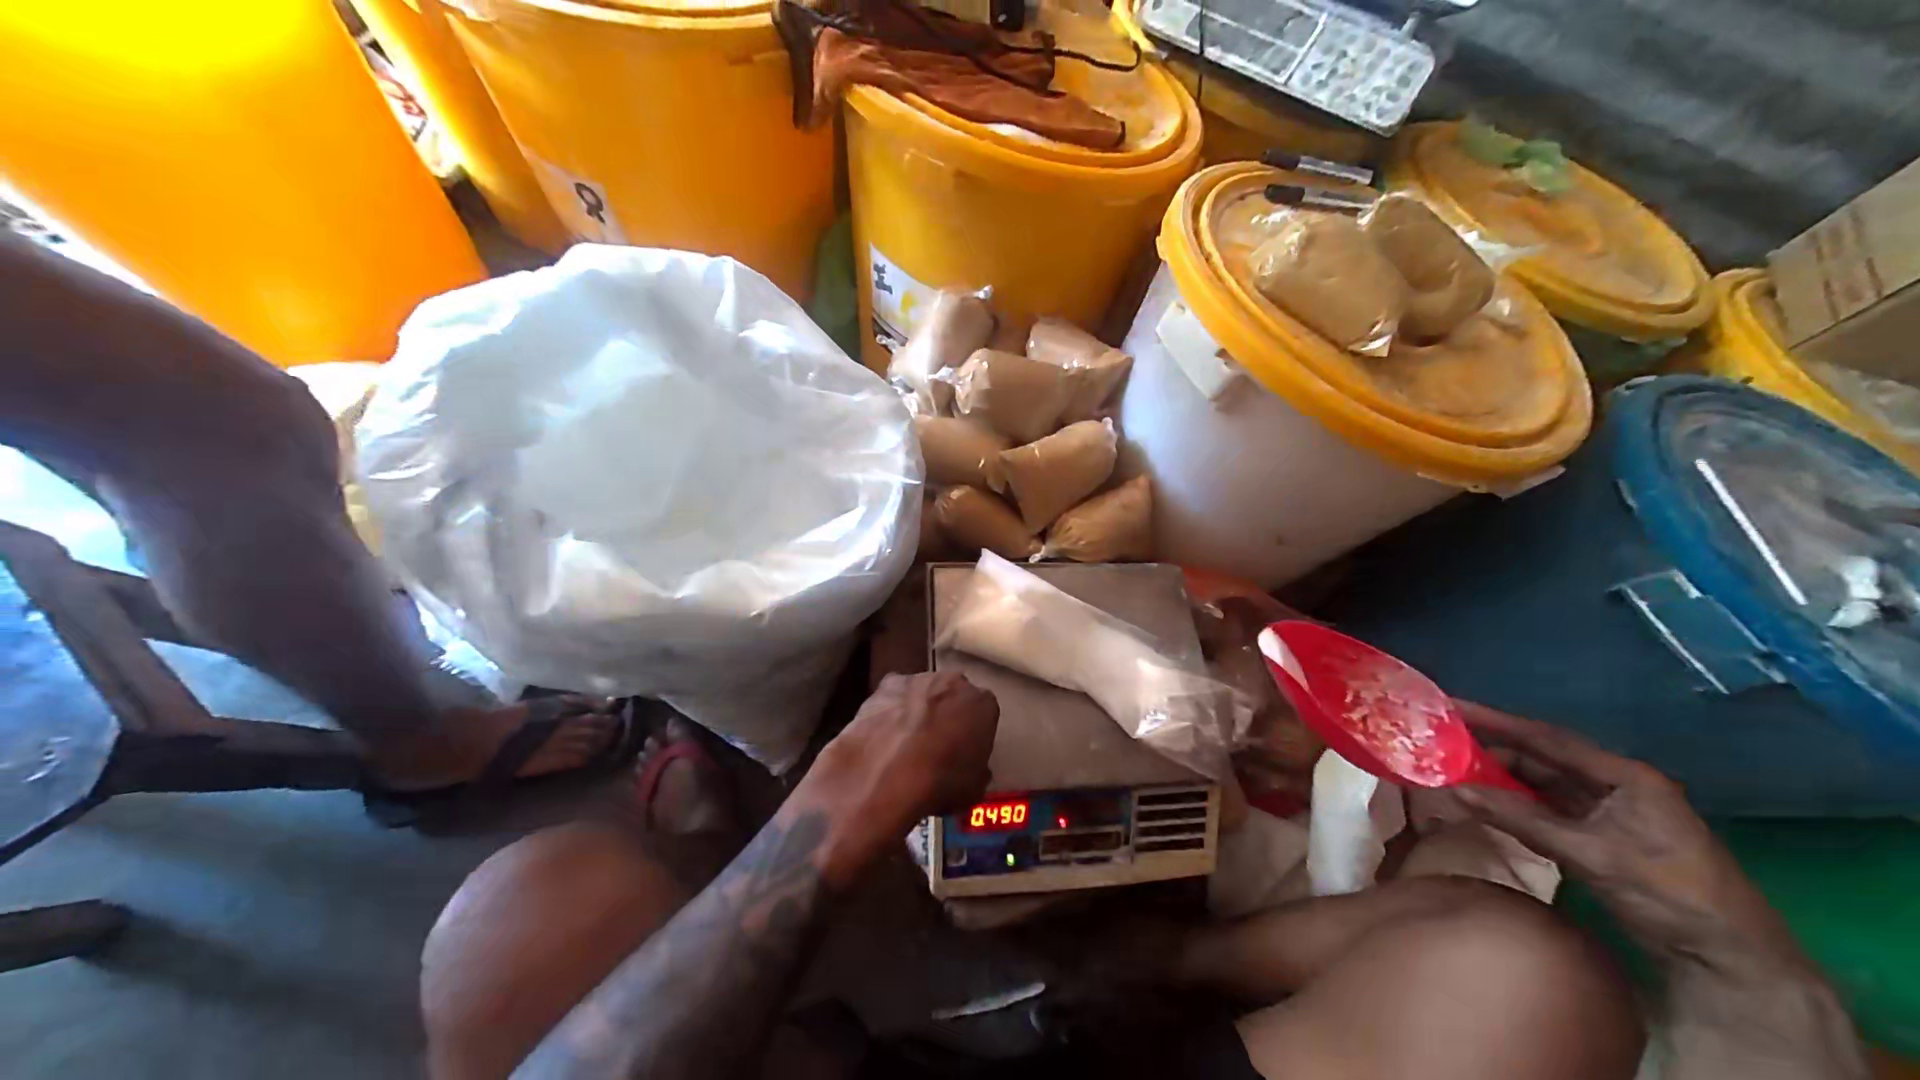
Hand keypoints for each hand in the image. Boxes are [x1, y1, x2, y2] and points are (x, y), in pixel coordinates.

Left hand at [790, 672, 998, 885]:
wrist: (888, 773)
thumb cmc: (941, 781)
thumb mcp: (974, 789)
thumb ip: (977, 770)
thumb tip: (973, 769)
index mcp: (983, 703)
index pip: (984, 714)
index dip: (974, 734)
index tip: (965, 753)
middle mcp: (953, 681)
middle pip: (953, 695)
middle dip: (947, 714)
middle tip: (936, 745)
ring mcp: (917, 679)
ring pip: (921, 693)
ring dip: (917, 710)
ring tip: (904, 744)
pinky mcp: (884, 684)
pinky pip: (892, 698)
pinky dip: (889, 711)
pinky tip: (882, 736)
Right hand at [1450, 701, 1806, 975]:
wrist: (1731, 957)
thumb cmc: (1669, 893)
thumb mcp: (1590, 854)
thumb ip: (1521, 819)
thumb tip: (1456, 791)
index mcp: (1624, 775)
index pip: (1546, 738)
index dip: (1495, 720)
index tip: (1451, 706)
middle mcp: (1615, 783)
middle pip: (1542, 756)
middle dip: (1493, 746)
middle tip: (1442, 739)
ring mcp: (1609, 809)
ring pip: (1543, 780)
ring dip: (1501, 774)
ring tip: (1453, 766)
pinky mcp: (1601, 833)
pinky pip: (1548, 806)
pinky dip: (1516, 800)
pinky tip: (1486, 798)